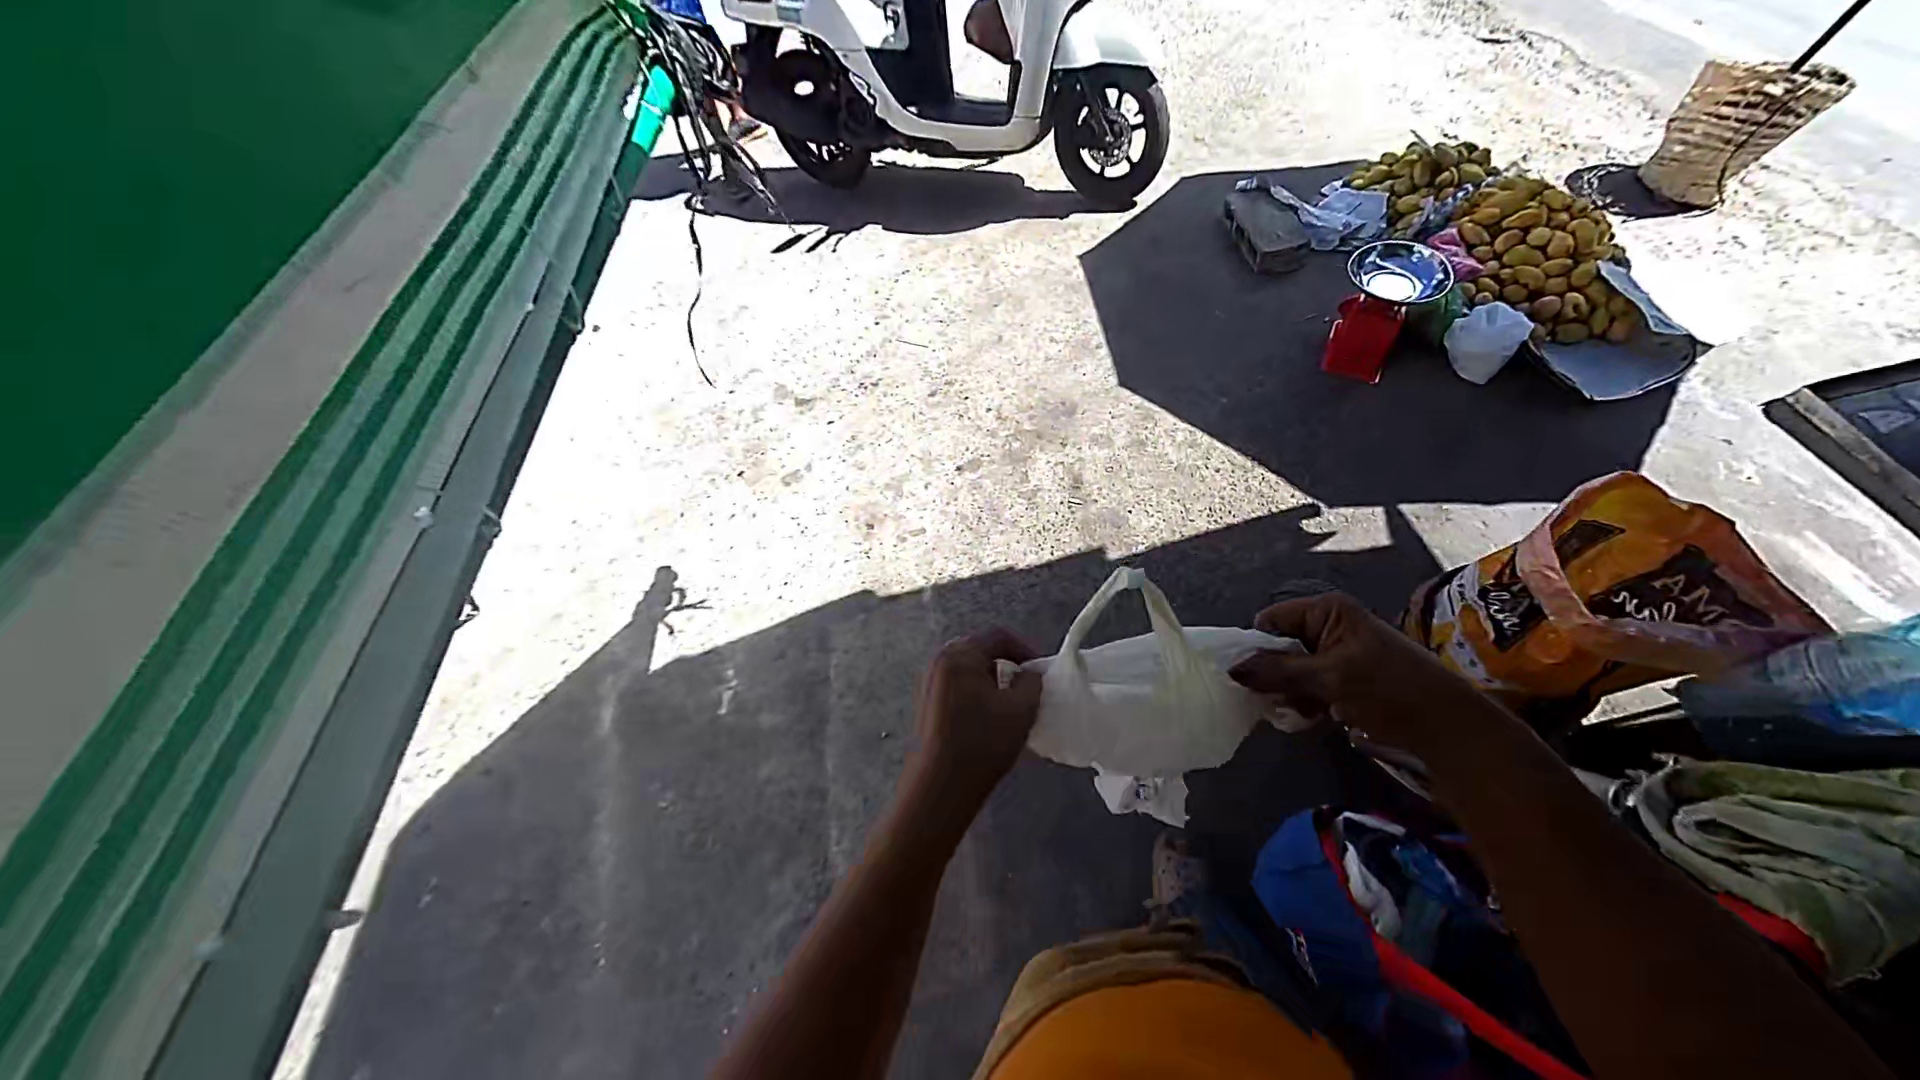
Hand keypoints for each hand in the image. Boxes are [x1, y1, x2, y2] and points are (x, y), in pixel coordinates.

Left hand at [907, 629, 1043, 815]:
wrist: (941, 785)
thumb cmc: (983, 742)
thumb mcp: (1021, 710)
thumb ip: (1031, 683)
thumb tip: (1027, 675)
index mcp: (959, 655)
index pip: (998, 637)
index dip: (1025, 650)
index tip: (1039, 673)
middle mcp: (939, 663)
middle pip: (980, 652)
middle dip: (1007, 667)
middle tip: (1025, 689)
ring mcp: (928, 684)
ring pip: (969, 672)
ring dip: (992, 684)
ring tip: (1009, 708)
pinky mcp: (926, 706)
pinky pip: (957, 689)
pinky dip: (976, 697)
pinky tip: (988, 722)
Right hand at [1227, 591, 1503, 755]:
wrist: (1450, 729)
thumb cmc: (1392, 692)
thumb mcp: (1331, 679)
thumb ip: (1278, 672)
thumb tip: (1231, 669)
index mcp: (1327, 611)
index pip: (1271, 620)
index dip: (1258, 646)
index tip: (1253, 677)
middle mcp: (1328, 625)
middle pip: (1277, 646)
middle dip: (1274, 675)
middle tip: (1279, 699)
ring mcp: (1336, 652)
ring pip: (1289, 669)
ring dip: (1289, 693)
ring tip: (1303, 712)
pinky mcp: (1342, 677)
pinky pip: (1306, 685)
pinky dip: (1304, 701)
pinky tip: (1315, 717)